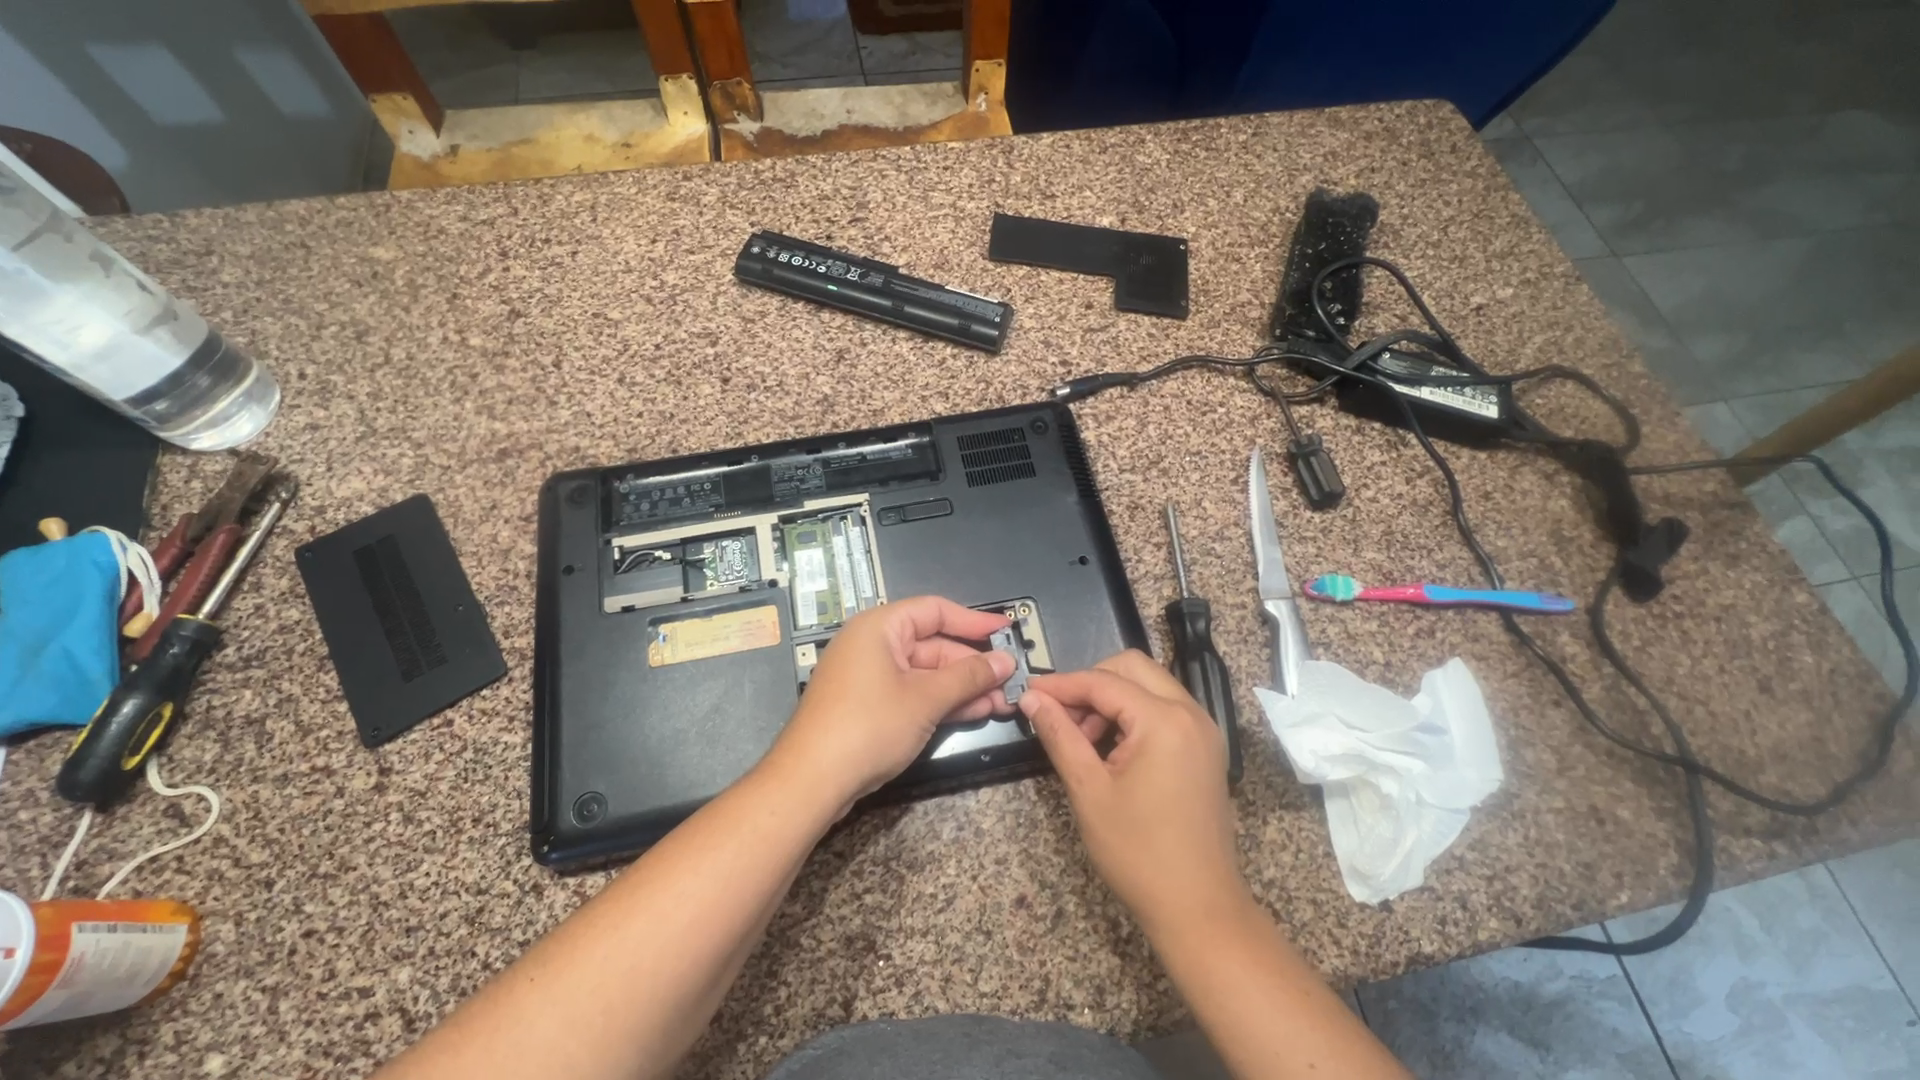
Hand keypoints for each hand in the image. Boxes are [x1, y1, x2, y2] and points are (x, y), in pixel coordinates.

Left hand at [765, 597, 1013, 808]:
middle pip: (933, 644)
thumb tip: (1004, 661)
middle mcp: (872, 645)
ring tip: (1002, 701)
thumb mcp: (925, 699)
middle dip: (972, 664)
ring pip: (926, 673)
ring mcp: (870, 678)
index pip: (934, 610)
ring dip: (963, 687)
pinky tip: (975, 712)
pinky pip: (913, 693)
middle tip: (1010, 680)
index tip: (1006, 631)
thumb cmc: (867, 727)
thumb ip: (968, 677)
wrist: (812, 781)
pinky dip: (942, 701)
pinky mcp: (870, 707)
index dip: (973, 621)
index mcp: (879, 628)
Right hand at [1019, 650, 1249, 935]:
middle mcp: (1191, 713)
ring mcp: (1204, 731)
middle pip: (1132, 668)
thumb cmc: (1138, 852)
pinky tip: (1110, 748)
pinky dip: (1134, 715)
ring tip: (1081, 739)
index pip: (1103, 682)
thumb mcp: (1088, 791)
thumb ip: (1060, 735)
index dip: (1061, 685)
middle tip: (1059, 716)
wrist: (1198, 906)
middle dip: (1090, 684)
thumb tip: (1032, 699)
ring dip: (1112, 699)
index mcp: (1164, 720)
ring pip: (1150, 686)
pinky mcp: (1206, 749)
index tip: (1027, 693)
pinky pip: (1164, 710)